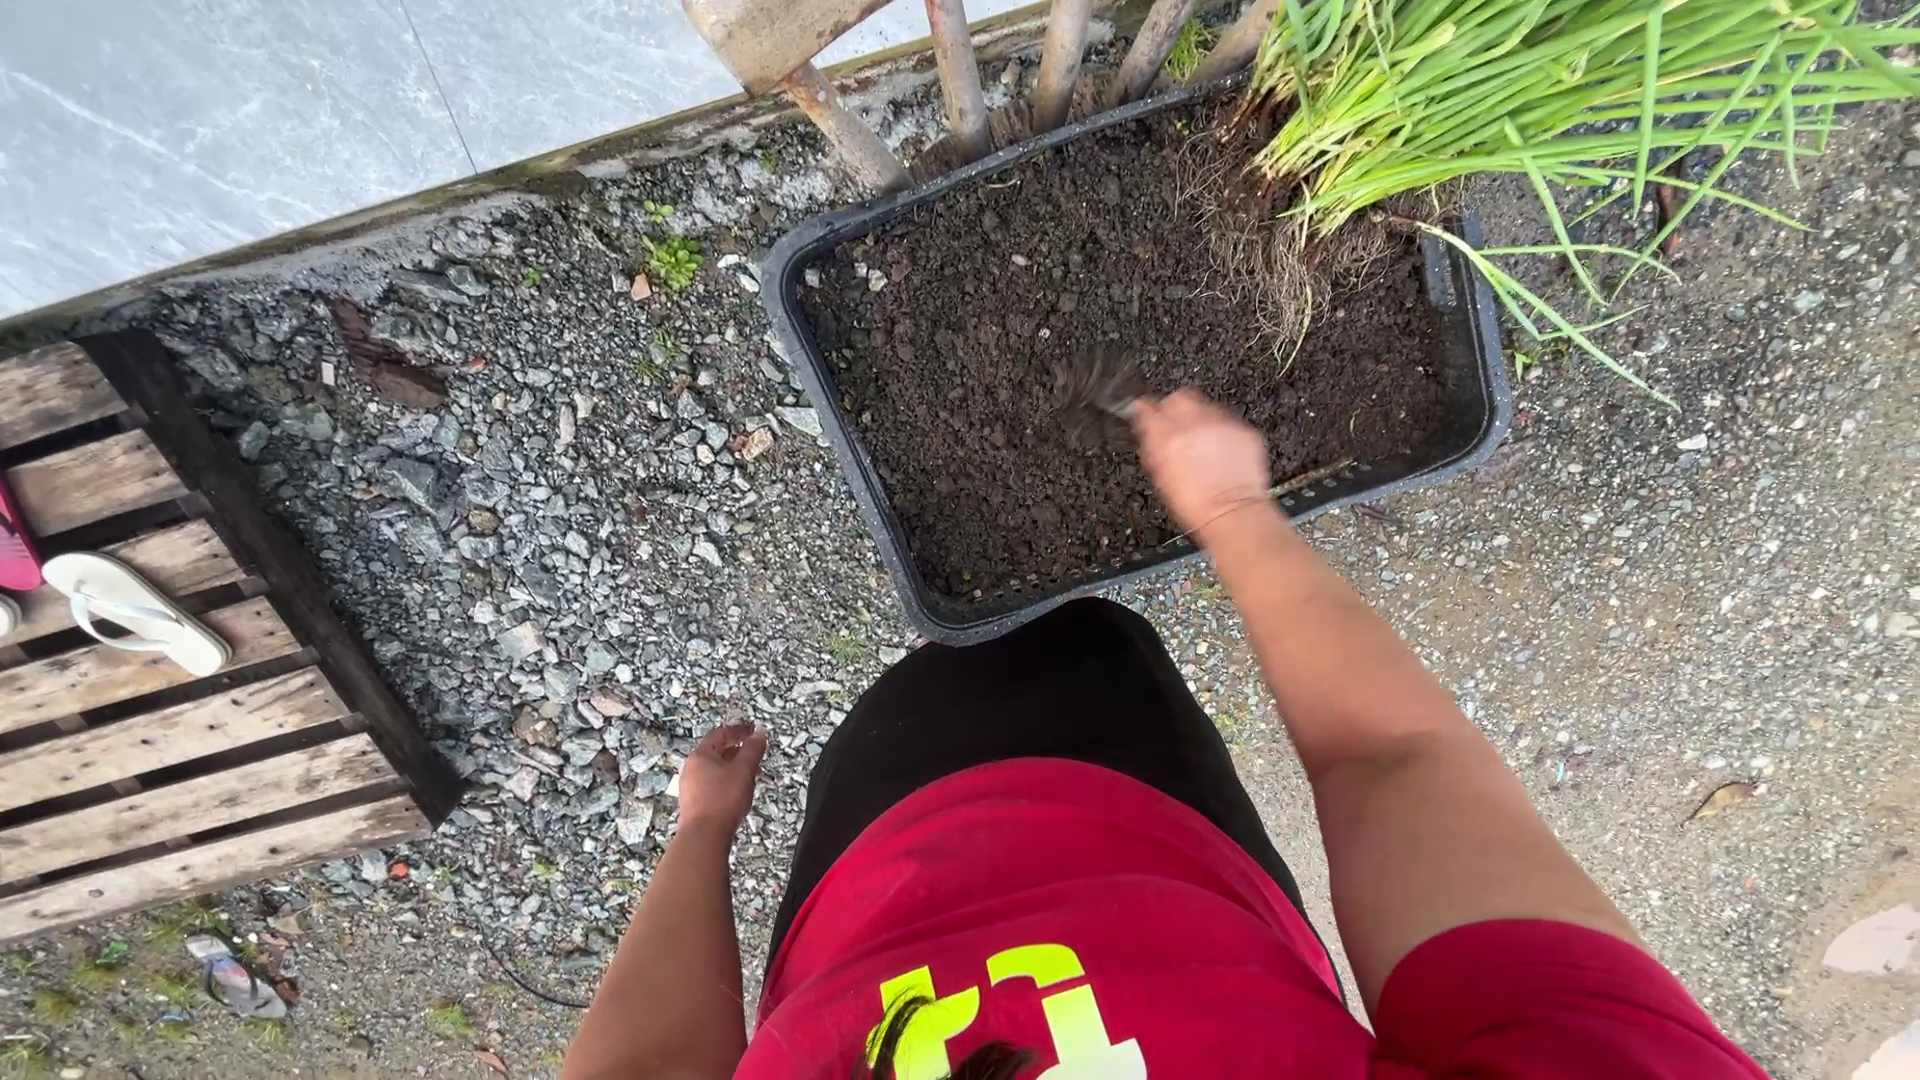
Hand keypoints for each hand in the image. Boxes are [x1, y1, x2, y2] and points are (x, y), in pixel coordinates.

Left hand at [675, 722, 767, 830]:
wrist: (705, 836)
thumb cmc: (720, 802)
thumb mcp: (744, 769)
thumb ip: (753, 749)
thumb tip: (759, 735)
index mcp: (700, 756)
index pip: (720, 733)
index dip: (739, 730)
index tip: (752, 731)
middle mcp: (692, 770)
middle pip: (717, 751)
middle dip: (738, 750)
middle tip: (754, 751)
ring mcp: (691, 788)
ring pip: (715, 770)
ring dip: (734, 768)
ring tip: (751, 773)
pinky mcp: (695, 804)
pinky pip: (713, 785)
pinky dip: (727, 783)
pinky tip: (738, 791)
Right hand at [1132, 389, 1272, 540]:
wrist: (1231, 512)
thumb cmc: (1195, 504)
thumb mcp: (1159, 476)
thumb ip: (1152, 445)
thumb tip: (1148, 431)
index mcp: (1166, 437)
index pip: (1146, 407)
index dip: (1144, 410)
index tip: (1145, 413)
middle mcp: (1194, 424)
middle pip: (1178, 397)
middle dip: (1174, 408)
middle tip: (1175, 425)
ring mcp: (1221, 424)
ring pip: (1205, 405)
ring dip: (1199, 419)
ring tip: (1201, 443)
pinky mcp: (1243, 429)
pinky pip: (1228, 420)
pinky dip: (1221, 430)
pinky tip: (1219, 449)